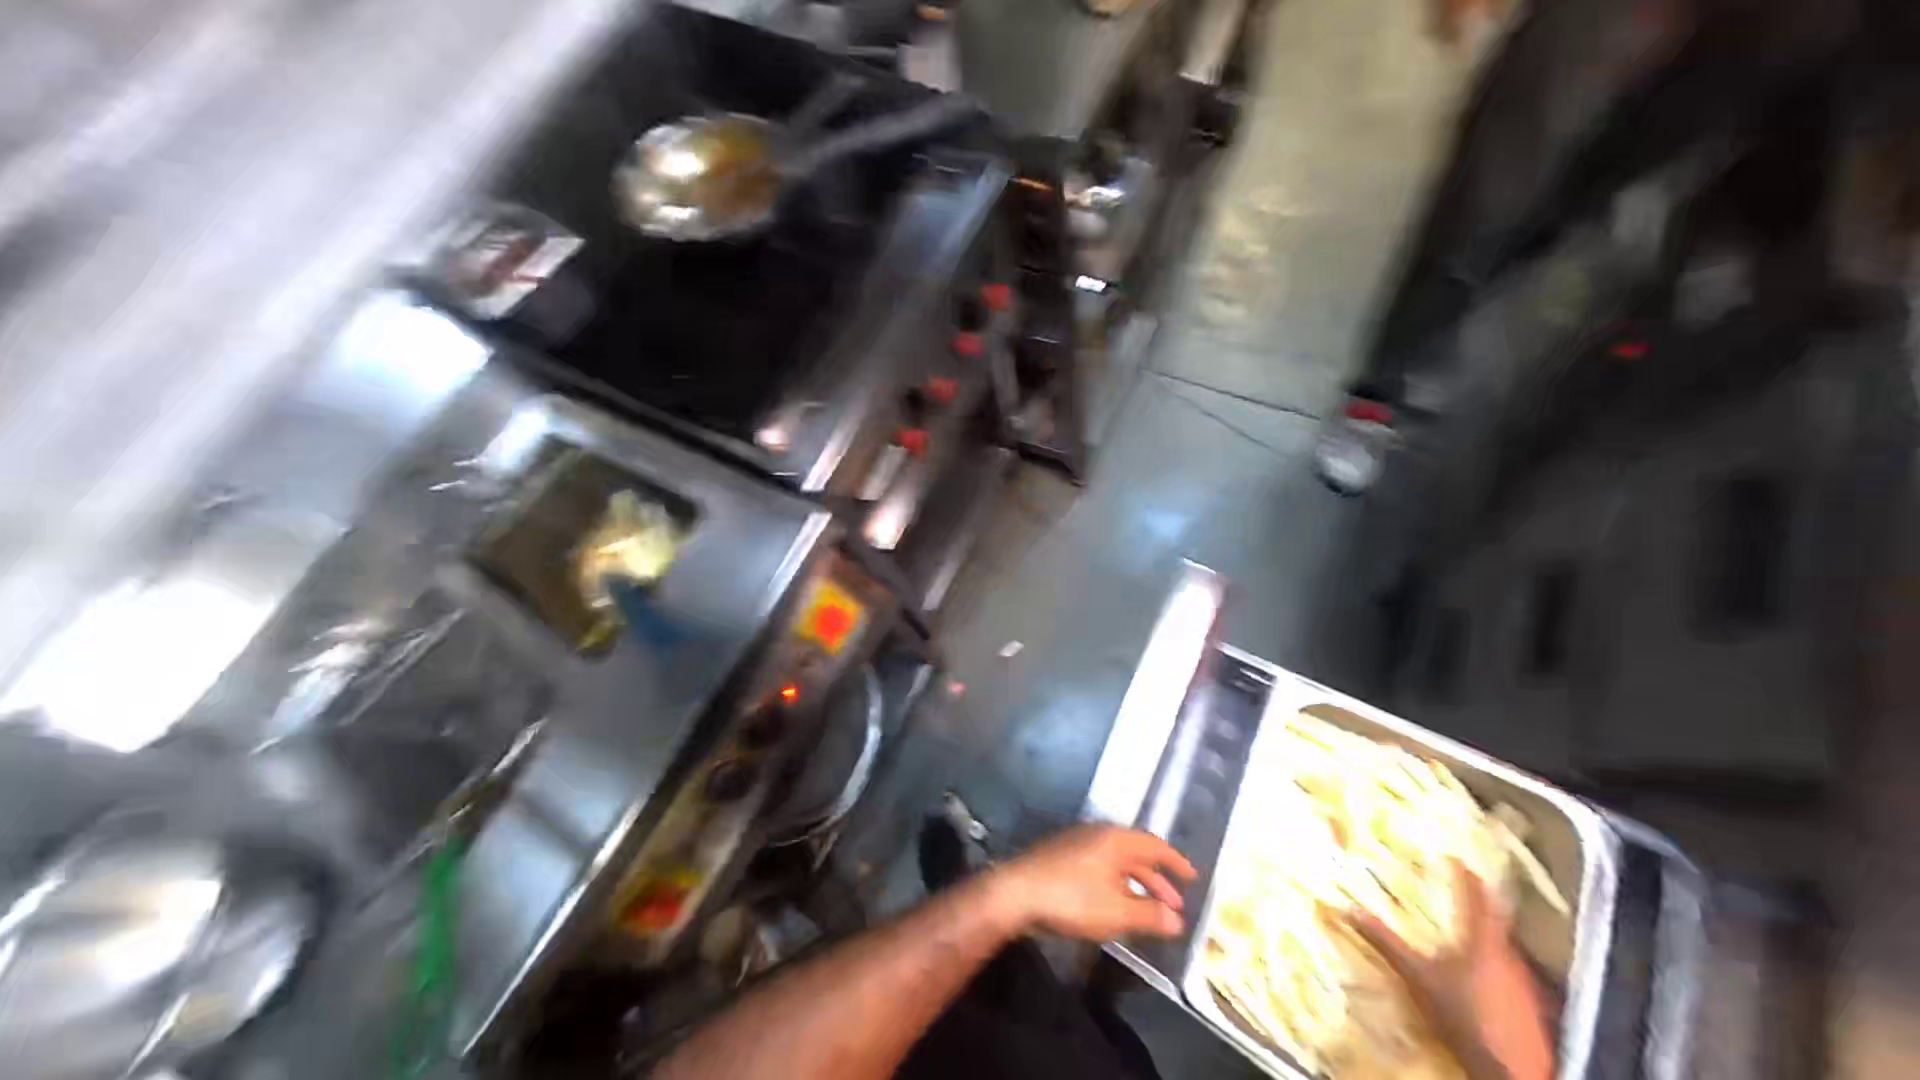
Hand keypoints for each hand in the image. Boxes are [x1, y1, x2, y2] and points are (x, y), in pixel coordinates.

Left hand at [985, 824, 1197, 941]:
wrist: (1016, 893)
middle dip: (1157, 879)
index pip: (1154, 845)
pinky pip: (1100, 866)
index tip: (1192, 877)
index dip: (1176, 861)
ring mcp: (1077, 843)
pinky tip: (1115, 904)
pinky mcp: (1062, 856)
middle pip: (1136, 853)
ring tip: (1149, 909)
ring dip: (1136, 884)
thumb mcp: (1117, 912)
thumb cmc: (1071, 898)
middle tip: (1174, 903)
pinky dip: (1116, 883)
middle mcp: (1098, 834)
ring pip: (1117, 861)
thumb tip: (1177, 919)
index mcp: (1115, 839)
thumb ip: (1150, 915)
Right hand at [1347, 861, 1555, 1079]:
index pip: (1478, 898)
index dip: (1467, 877)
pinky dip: (1498, 964)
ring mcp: (1526, 984)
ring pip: (1507, 948)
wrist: (1509, 1073)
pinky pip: (1514, 973)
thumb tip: (1346, 908)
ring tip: (1468, 930)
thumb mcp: (1416, 976)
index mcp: (1484, 942)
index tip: (1457, 860)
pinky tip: (1484, 975)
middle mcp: (1510, 956)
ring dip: (1489, 936)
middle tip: (1460, 892)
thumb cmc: (1461, 1016)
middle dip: (1479, 906)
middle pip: (1497, 922)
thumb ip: (1384, 942)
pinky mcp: (1533, 1008)